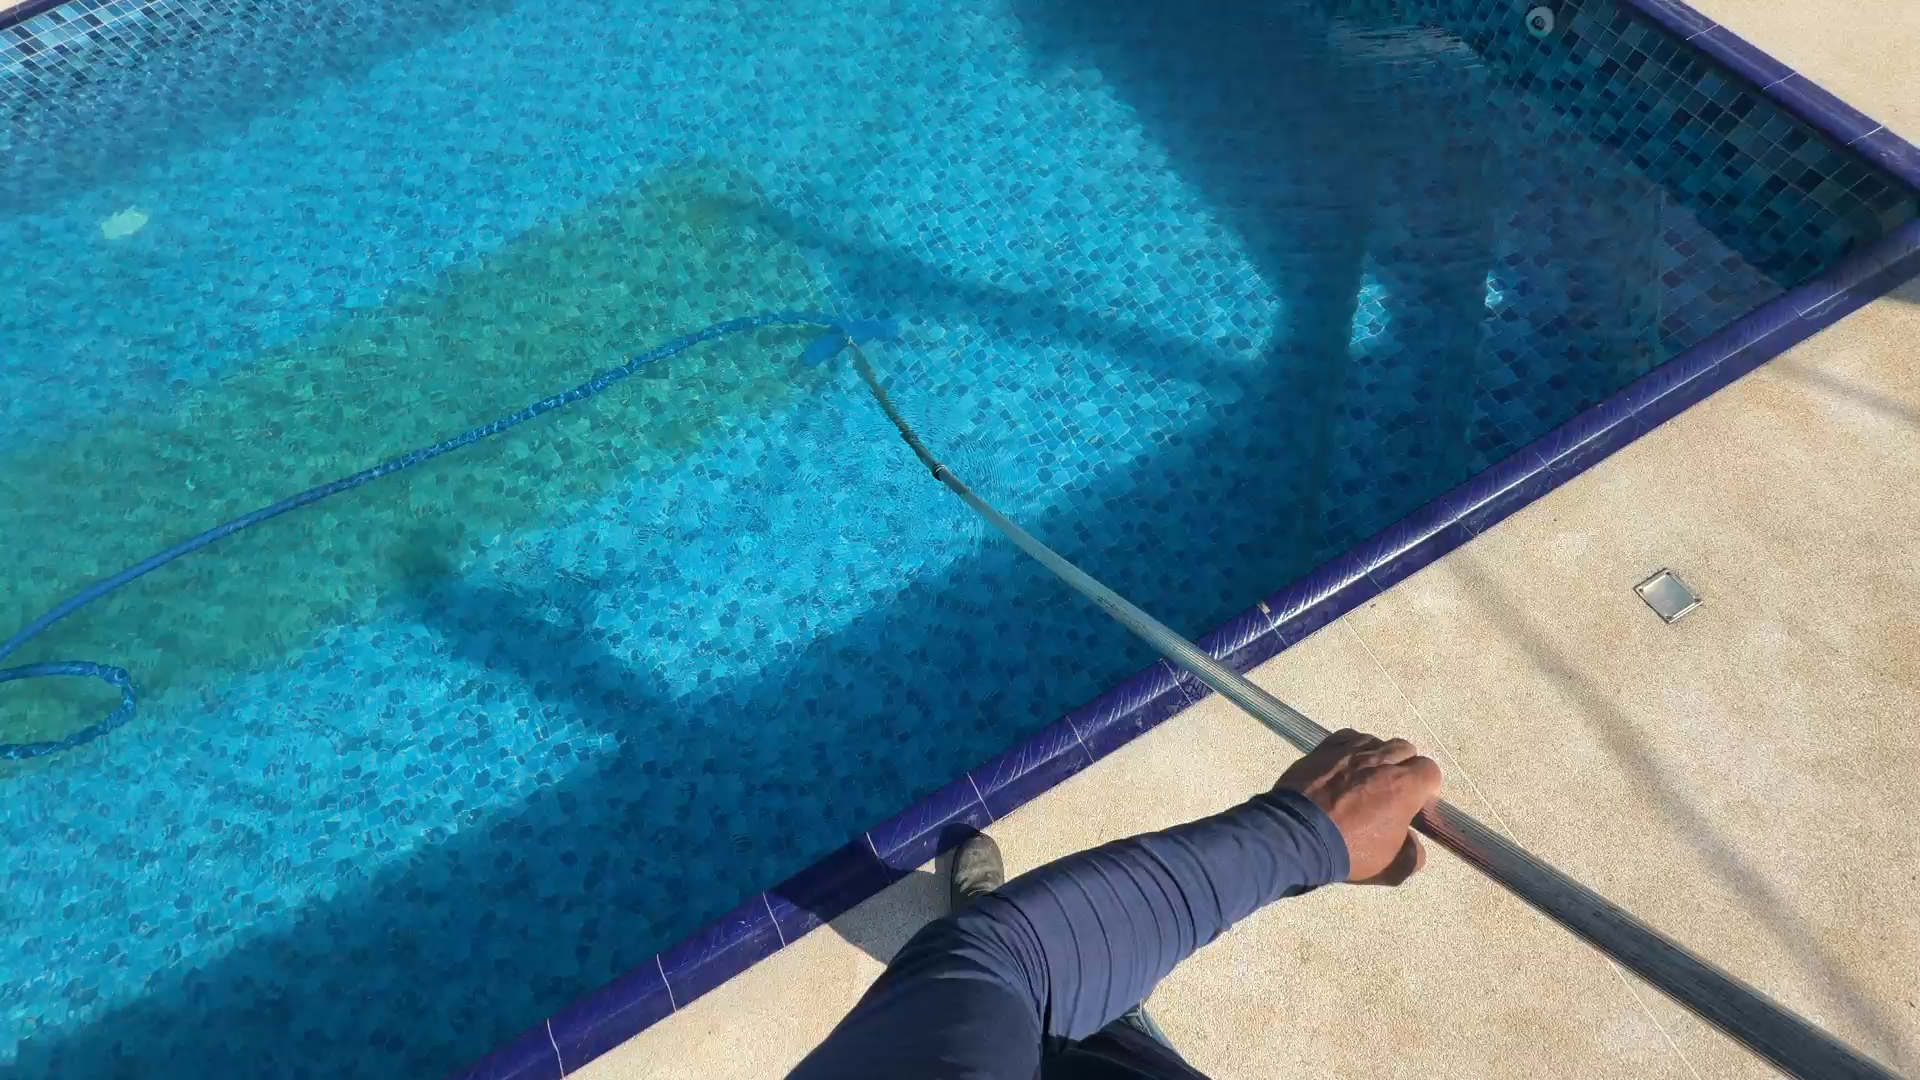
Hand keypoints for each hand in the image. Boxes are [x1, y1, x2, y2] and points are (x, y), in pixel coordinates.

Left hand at [1274, 728, 1441, 885]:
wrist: (1298, 834)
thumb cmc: (1349, 850)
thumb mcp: (1393, 867)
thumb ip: (1412, 854)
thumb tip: (1412, 842)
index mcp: (1403, 786)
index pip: (1430, 769)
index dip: (1426, 785)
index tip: (1416, 801)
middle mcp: (1378, 761)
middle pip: (1404, 749)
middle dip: (1404, 766)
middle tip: (1391, 788)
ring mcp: (1348, 751)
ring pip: (1374, 741)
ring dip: (1377, 755)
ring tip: (1366, 776)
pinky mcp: (1322, 749)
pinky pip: (1345, 737)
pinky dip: (1351, 746)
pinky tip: (1345, 763)